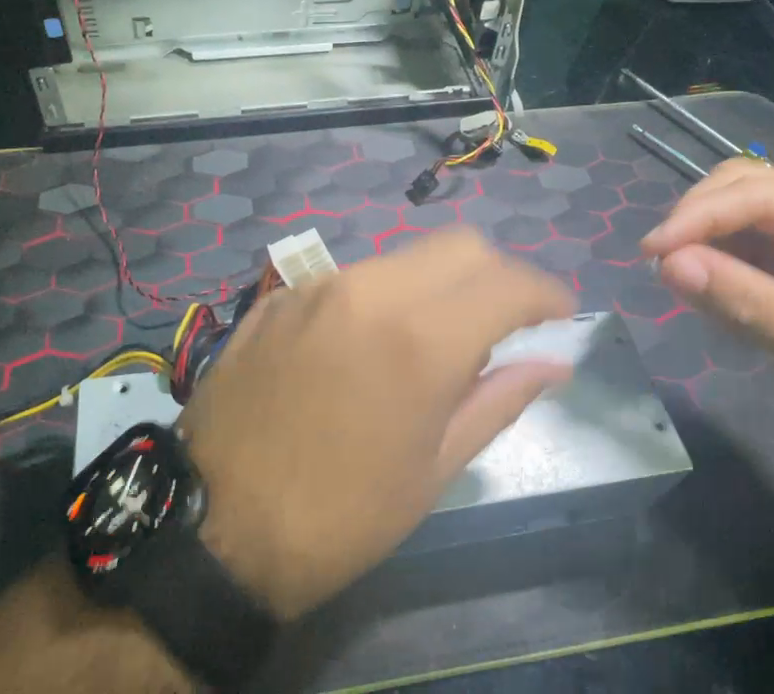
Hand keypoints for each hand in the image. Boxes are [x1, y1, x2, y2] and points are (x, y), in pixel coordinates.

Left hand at [178, 228, 574, 618]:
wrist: (213, 527)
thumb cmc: (339, 517)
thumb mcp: (433, 470)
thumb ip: (497, 400)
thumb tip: (552, 362)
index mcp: (418, 338)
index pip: (507, 282)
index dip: (546, 294)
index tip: (560, 318)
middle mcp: (368, 290)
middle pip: (458, 246)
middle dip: (496, 276)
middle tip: (503, 326)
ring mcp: (315, 288)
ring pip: (402, 258)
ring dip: (435, 285)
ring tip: (432, 343)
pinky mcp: (277, 298)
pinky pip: (349, 278)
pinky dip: (379, 298)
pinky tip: (366, 348)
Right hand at [639, 160, 773, 514]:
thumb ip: (744, 300)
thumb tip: (665, 262)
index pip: (759, 194)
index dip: (697, 216)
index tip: (648, 252)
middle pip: (750, 190)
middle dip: (699, 217)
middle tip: (660, 262)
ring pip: (748, 221)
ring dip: (707, 241)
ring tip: (675, 279)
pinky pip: (756, 258)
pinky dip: (723, 269)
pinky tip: (706, 294)